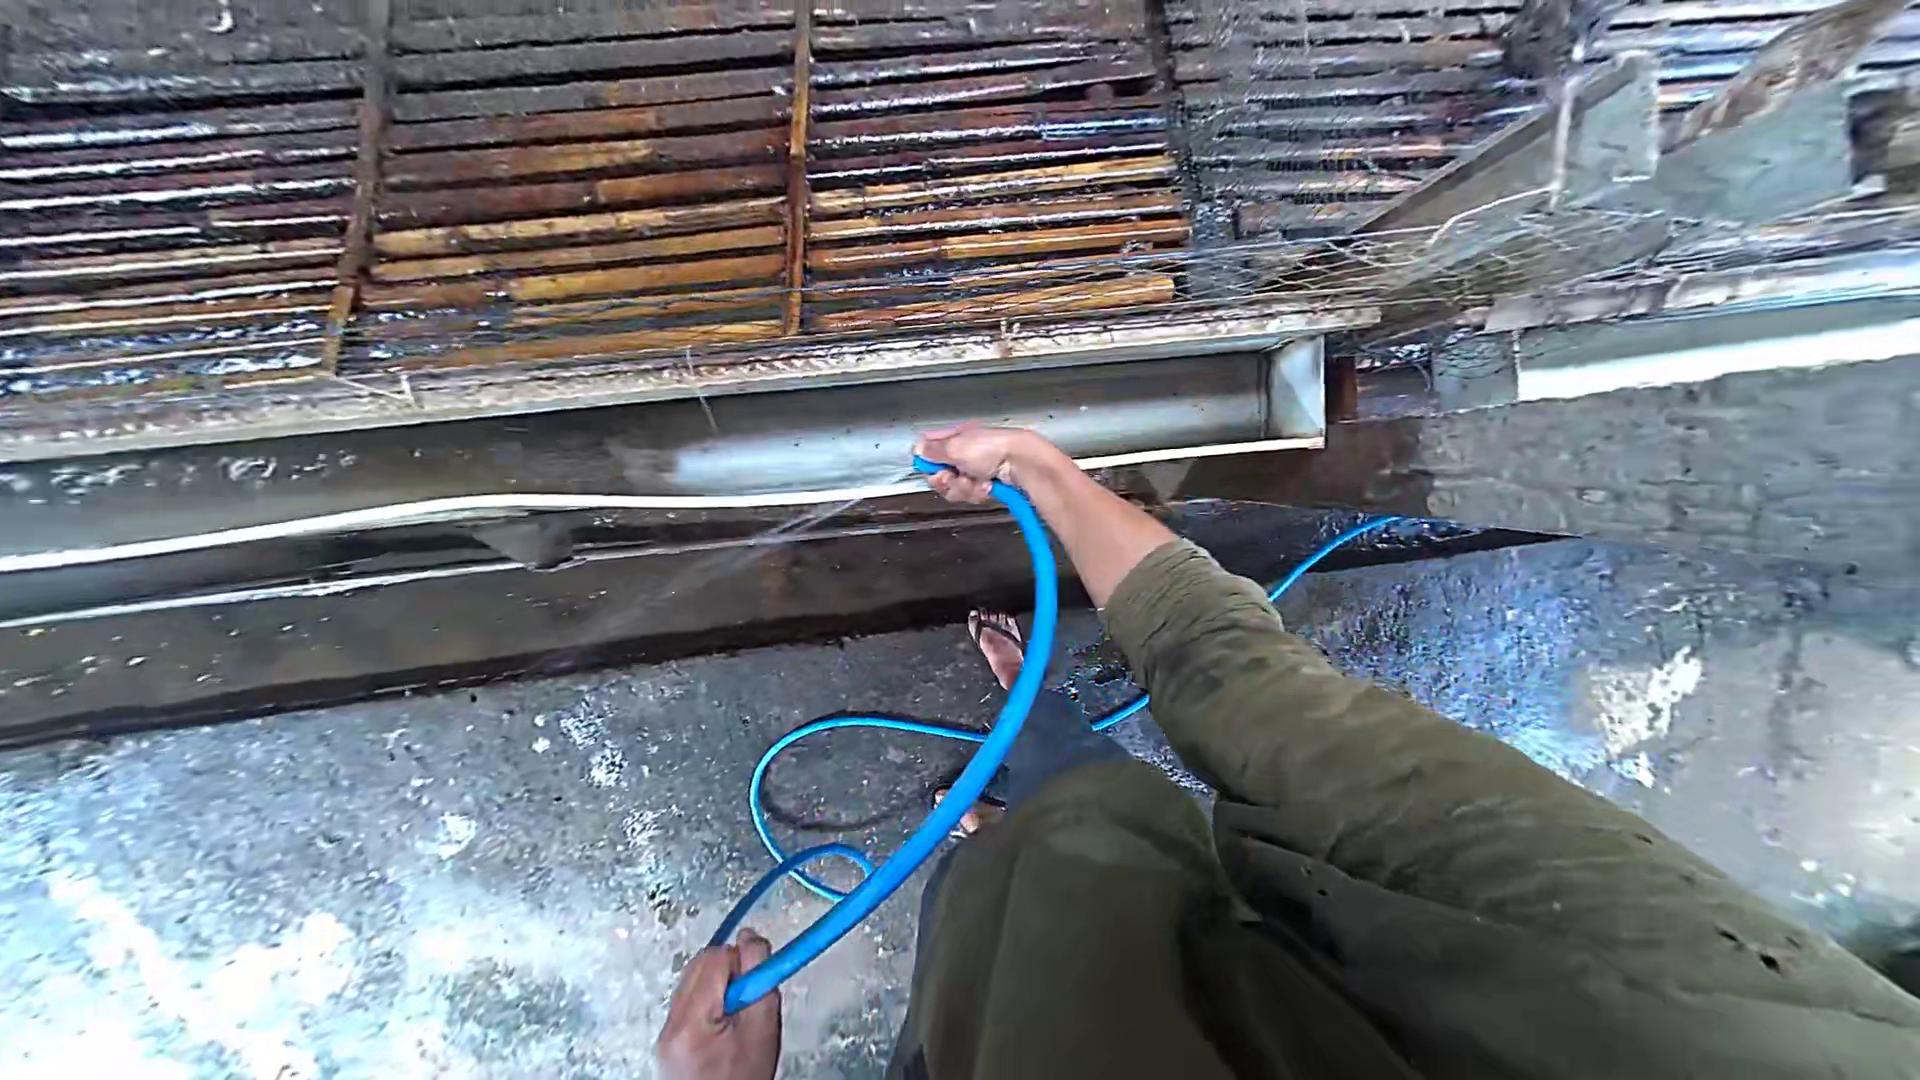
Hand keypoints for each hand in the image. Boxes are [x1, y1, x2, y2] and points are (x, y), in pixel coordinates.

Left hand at [656, 930, 780, 1079]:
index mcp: (691, 1023)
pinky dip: (710, 998)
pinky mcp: (667, 1040)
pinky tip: (724, 1021)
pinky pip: (689, 998)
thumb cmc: (747, 1077)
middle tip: (748, 995)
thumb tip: (749, 935)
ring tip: (737, 1012)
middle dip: (729, 970)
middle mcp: (670, 1026)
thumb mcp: (764, 1023)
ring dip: (719, 983)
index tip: (755, 981)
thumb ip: (759, 973)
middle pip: (700, 964)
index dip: (741, 962)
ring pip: (694, 977)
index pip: (715, 957)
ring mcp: (665, 1034)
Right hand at [913, 425, 1064, 503]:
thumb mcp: (956, 446)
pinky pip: (970, 496)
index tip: (929, 467)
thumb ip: (933, 450)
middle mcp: (964, 454)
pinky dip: (978, 493)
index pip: (931, 449)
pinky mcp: (986, 487)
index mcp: (957, 437)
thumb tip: (917, 449)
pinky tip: (988, 487)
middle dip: (945, 480)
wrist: (1023, 464)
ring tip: (976, 482)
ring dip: (963, 488)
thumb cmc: (991, 448)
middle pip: (940, 475)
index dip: (927, 461)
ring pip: (954, 489)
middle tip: (952, 478)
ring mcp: (975, 471)